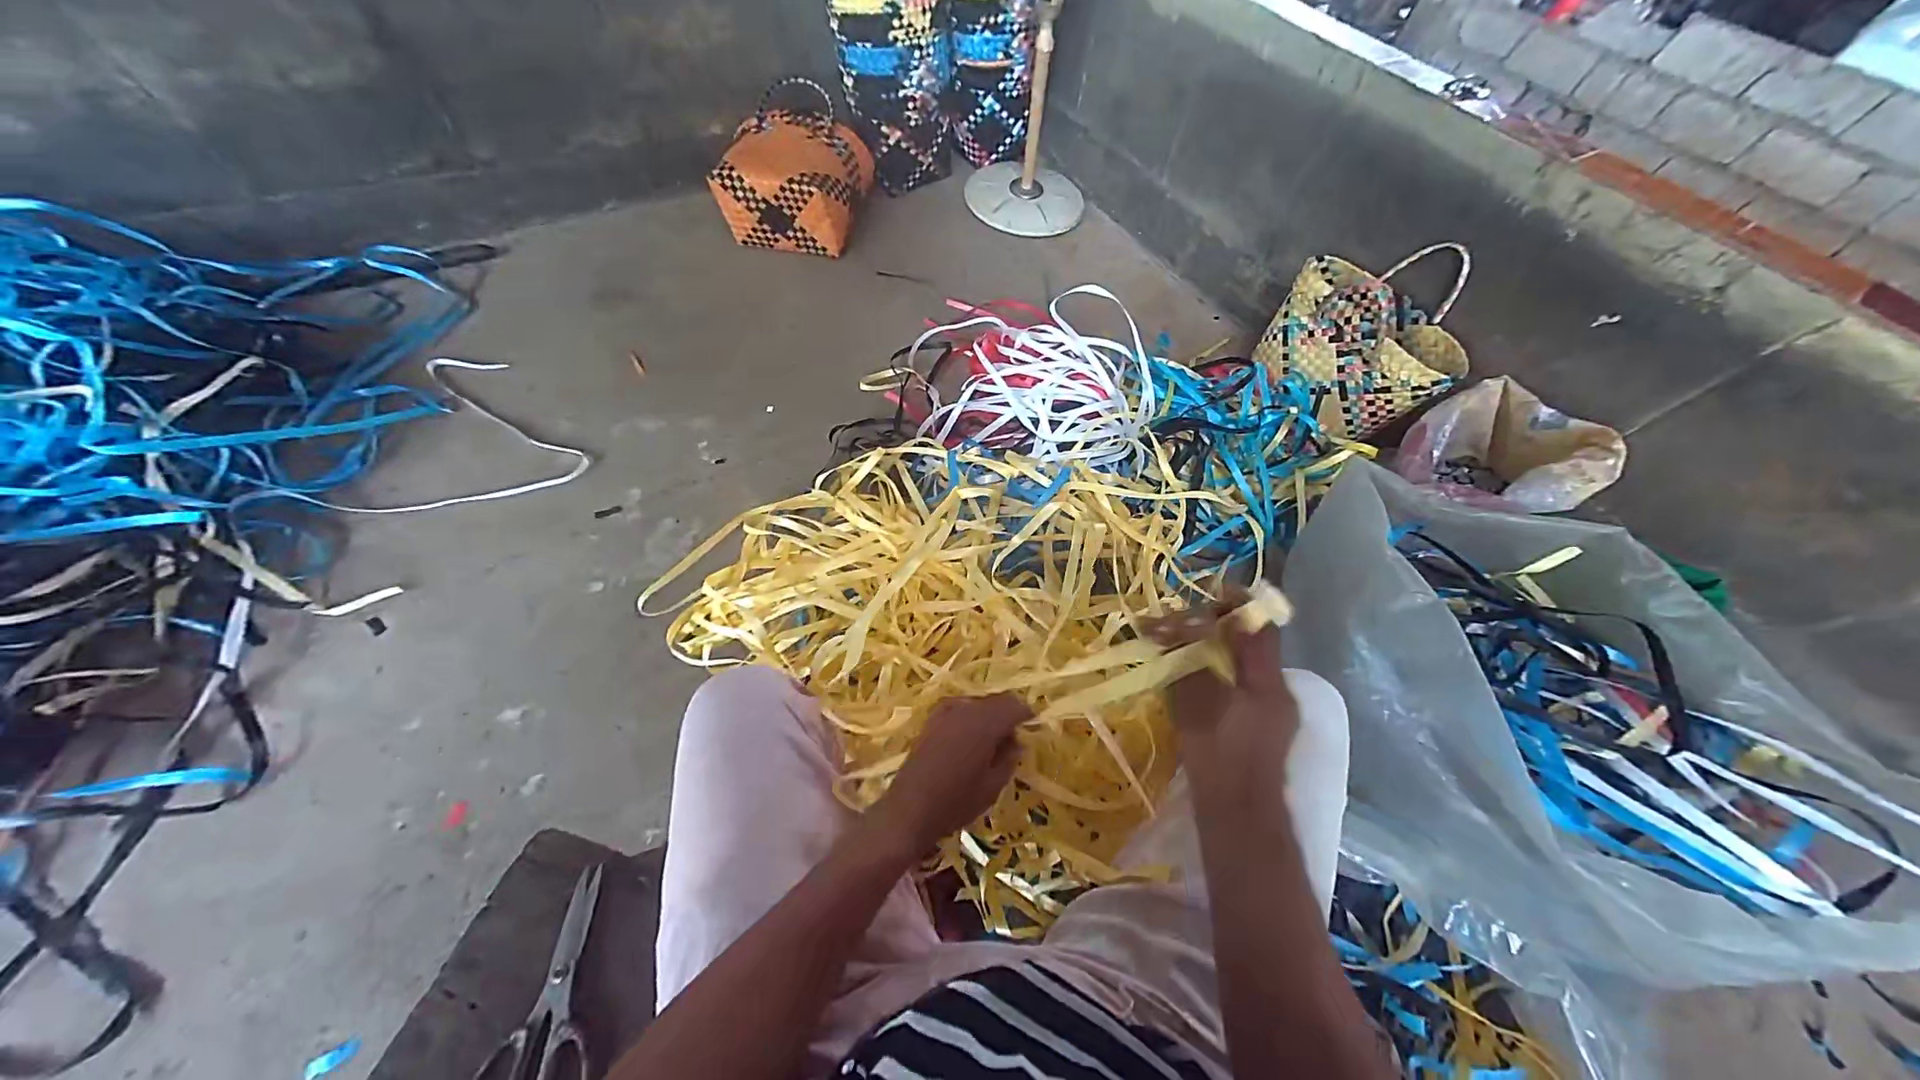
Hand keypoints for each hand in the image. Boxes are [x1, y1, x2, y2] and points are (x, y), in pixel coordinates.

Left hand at [865, 694, 1029, 856]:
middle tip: (1014, 737)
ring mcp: (944, 712)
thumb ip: (1009, 757)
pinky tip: (970, 739)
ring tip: (992, 740)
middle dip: (1008, 713)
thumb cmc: (957, 801)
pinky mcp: (930, 720)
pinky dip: (970, 718)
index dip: (1026, 714)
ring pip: (976, 703)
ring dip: (988, 715)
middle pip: (995, 700)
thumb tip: (1017, 741)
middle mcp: (965, 708)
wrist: (909, 808)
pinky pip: (959, 709)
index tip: (1034, 726)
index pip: (1014, 705)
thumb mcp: (993, 785)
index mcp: (985, 722)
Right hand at [1144, 592, 1299, 784]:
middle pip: (1249, 642)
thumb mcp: (1197, 704)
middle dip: (1213, 627)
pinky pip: (1238, 687)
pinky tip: (1188, 681)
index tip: (1204, 596)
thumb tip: (1174, 628)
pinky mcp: (1262, 729)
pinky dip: (1215, 675)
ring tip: (1175, 650)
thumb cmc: (1221, 760)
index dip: (1234, 604)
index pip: (1258, 625)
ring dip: (1212, 651)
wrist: (1240, 818)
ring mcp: (1273, 711)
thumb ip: (1188, 662)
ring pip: (1242, 665)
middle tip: (1176, 627)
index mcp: (1268, 680)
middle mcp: (1277, 690)